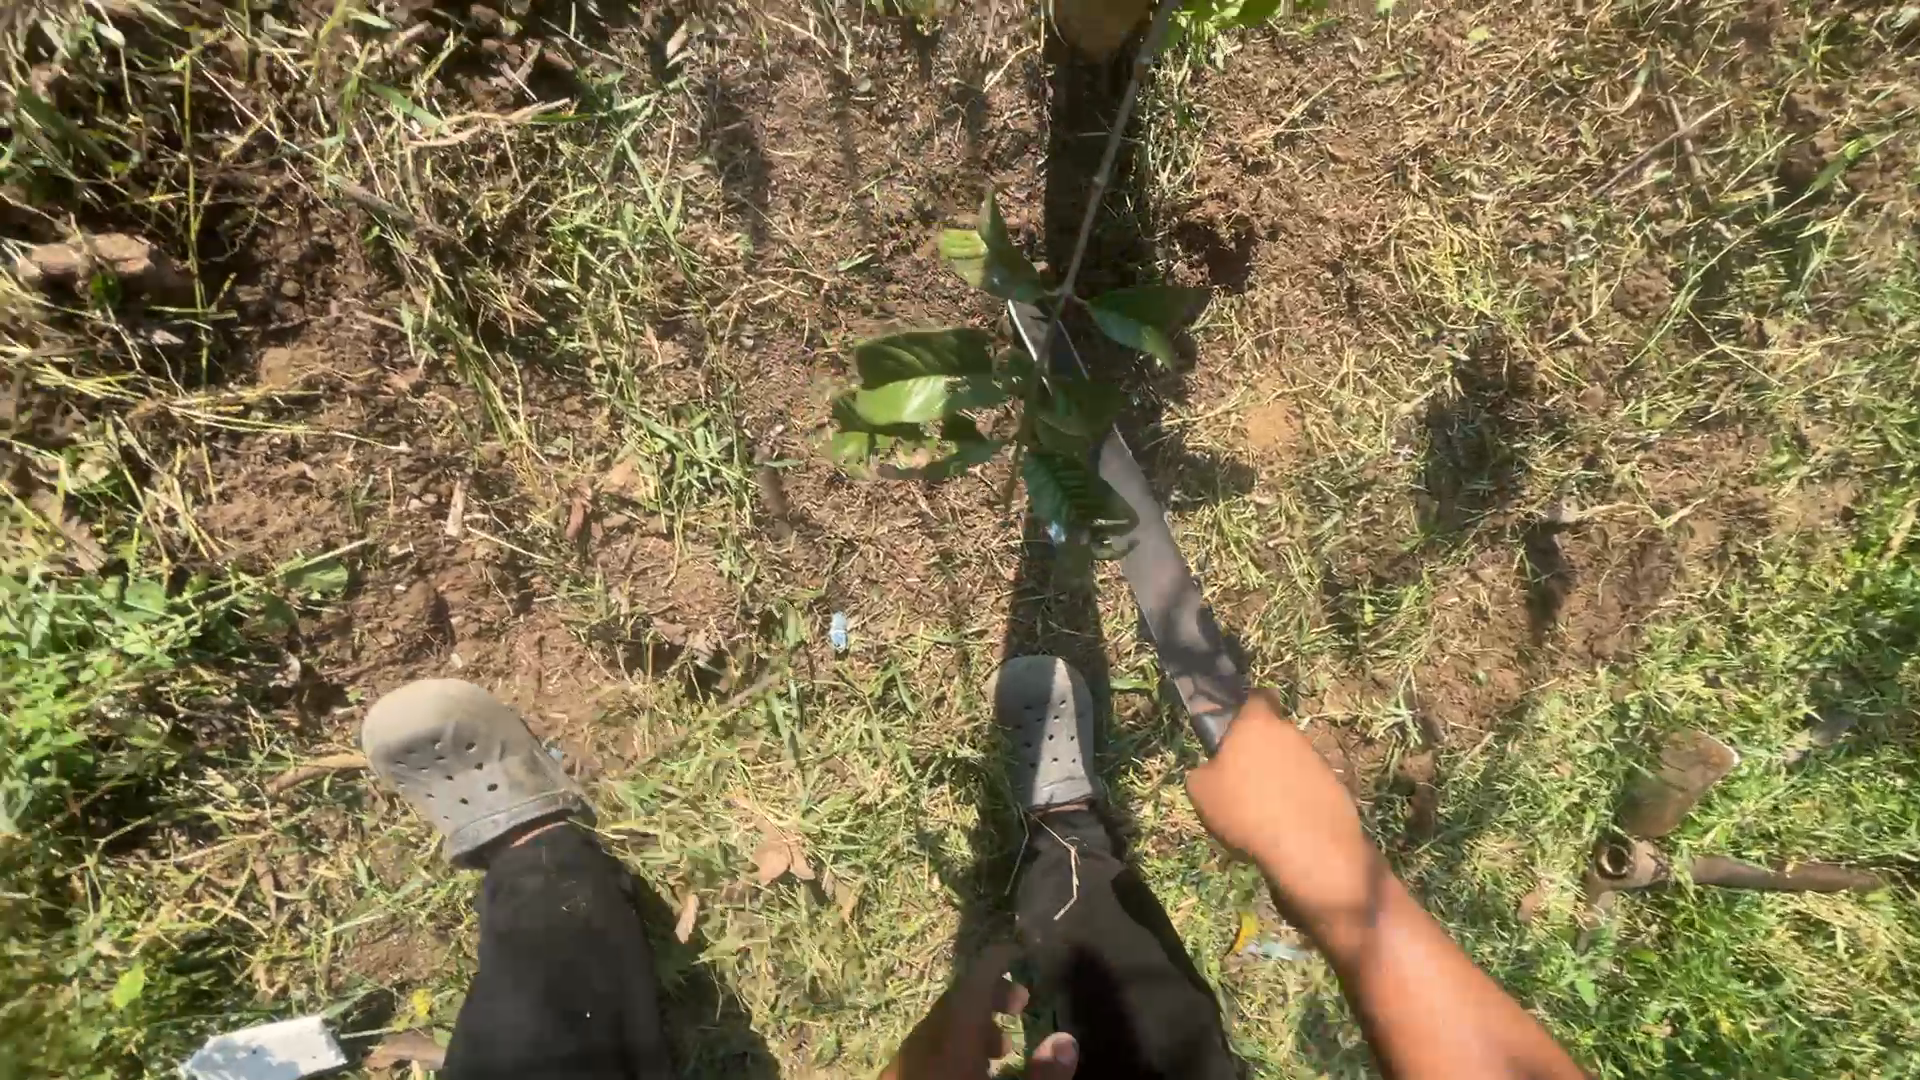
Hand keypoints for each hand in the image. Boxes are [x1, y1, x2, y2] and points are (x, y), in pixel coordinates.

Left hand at [880, 945, 1077, 1079]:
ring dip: (970, 1025)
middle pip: (954, 1002)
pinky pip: (924, 1053)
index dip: (997, 960)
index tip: (1021, 951)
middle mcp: (921, 1046)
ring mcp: (902, 1069)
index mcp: (950, 1041)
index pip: (974, 981)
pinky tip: (970, 1074)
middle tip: (1022, 1004)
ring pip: (937, 1028)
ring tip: (1001, 1047)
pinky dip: (950, 1049)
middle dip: (989, 995)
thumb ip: (1042, 1077)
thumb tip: (1066, 1039)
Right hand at [1185, 690, 1381, 933]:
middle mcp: (1290, 733)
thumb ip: (1203, 769)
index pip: (1256, 695)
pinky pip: (1308, 786)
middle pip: (1272, 732)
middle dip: (1259, 749)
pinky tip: (1285, 826)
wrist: (1311, 853)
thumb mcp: (1200, 791)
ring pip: (1290, 760)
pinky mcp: (1337, 788)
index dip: (1245, 708)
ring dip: (1278, 777)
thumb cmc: (1246, 811)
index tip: (1233, 729)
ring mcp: (1318, 760)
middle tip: (1239, 778)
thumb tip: (1212, 769)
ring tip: (1262, 811)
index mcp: (1257, 723)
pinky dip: (1297, 800)